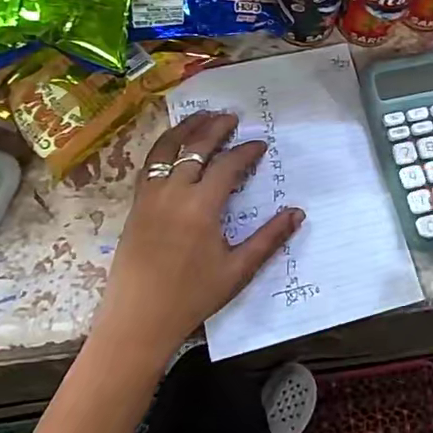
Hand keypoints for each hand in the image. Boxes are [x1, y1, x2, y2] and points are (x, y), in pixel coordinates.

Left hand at [93, 110, 303, 362]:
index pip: (227, 166)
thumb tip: (297, 213)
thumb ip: (268, 239)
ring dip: (185, 129)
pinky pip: (148, 164)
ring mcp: (150, 195)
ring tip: (201, 116)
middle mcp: (173, 191)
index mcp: (201, 206)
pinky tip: (170, 145)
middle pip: (195, 148)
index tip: (259, 145)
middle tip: (231, 117)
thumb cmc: (192, 297)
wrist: (139, 316)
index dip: (245, 152)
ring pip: (166, 149)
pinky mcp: (135, 204)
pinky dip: (162, 147)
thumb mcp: (237, 271)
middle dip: (215, 128)